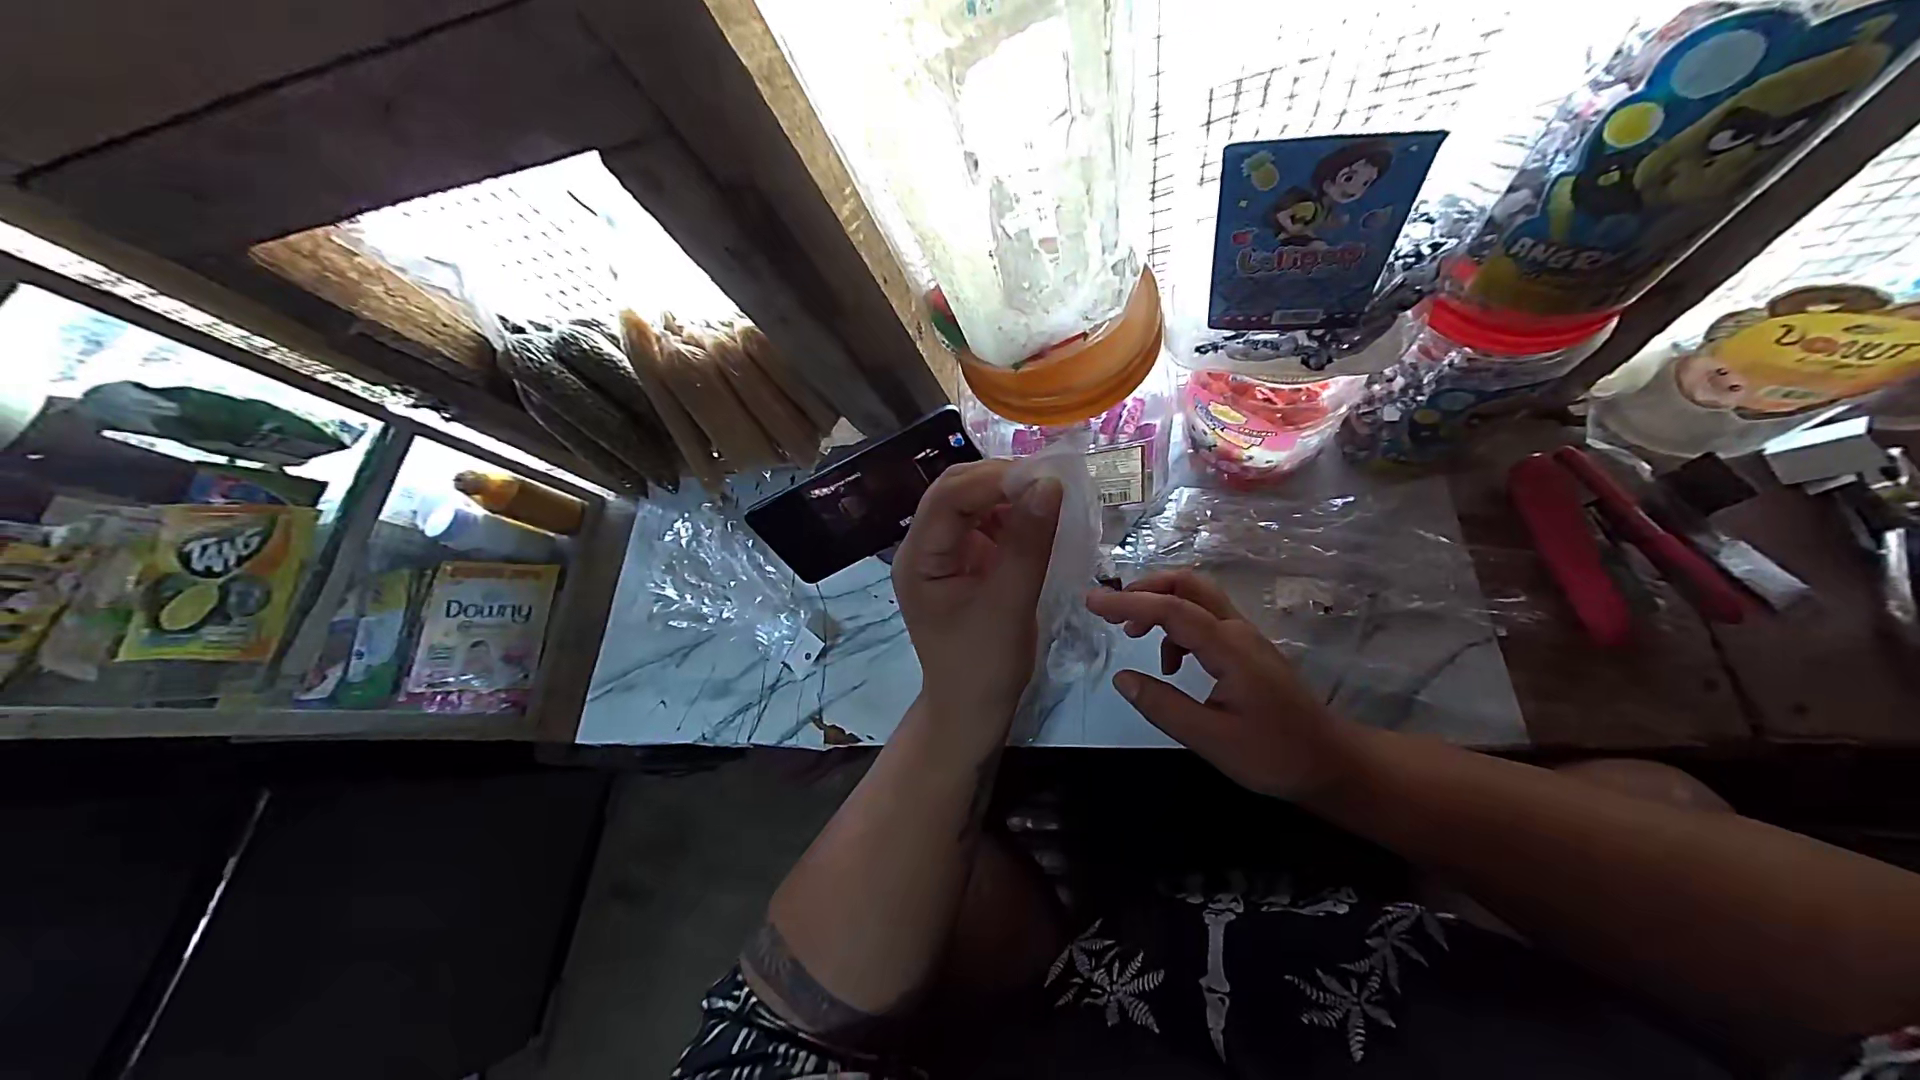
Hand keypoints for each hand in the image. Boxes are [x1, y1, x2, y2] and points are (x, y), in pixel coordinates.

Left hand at [893, 460, 1061, 730]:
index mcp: (918, 559)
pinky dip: (1015, 515)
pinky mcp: (967, 561)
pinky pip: (989, 523)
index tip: (1045, 477)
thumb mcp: (1009, 606)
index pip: (947, 498)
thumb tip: (1049, 484)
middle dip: (1002, 481)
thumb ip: (1028, 543)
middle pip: (957, 492)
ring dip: (1011, 495)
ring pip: (974, 503)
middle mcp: (925, 547)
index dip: (993, 479)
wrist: (972, 709)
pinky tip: (1040, 518)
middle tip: (1052, 480)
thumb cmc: (983, 667)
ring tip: (1052, 495)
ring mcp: (945, 553)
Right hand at [1085, 570, 1356, 799]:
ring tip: (1131, 635)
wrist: (1331, 762)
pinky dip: (1175, 627)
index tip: (1091, 603)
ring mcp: (1244, 636)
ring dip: (1158, 605)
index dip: (1128, 603)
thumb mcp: (1212, 739)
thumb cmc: (1275, 755)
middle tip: (1112, 611)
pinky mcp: (1245, 648)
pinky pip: (1203, 619)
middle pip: (1187, 585)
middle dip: (1145, 588)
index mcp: (1229, 648)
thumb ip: (1163, 706)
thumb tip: (1121, 677)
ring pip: (1196, 598)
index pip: (1171, 610)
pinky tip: (1168, 665)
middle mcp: (1237, 630)